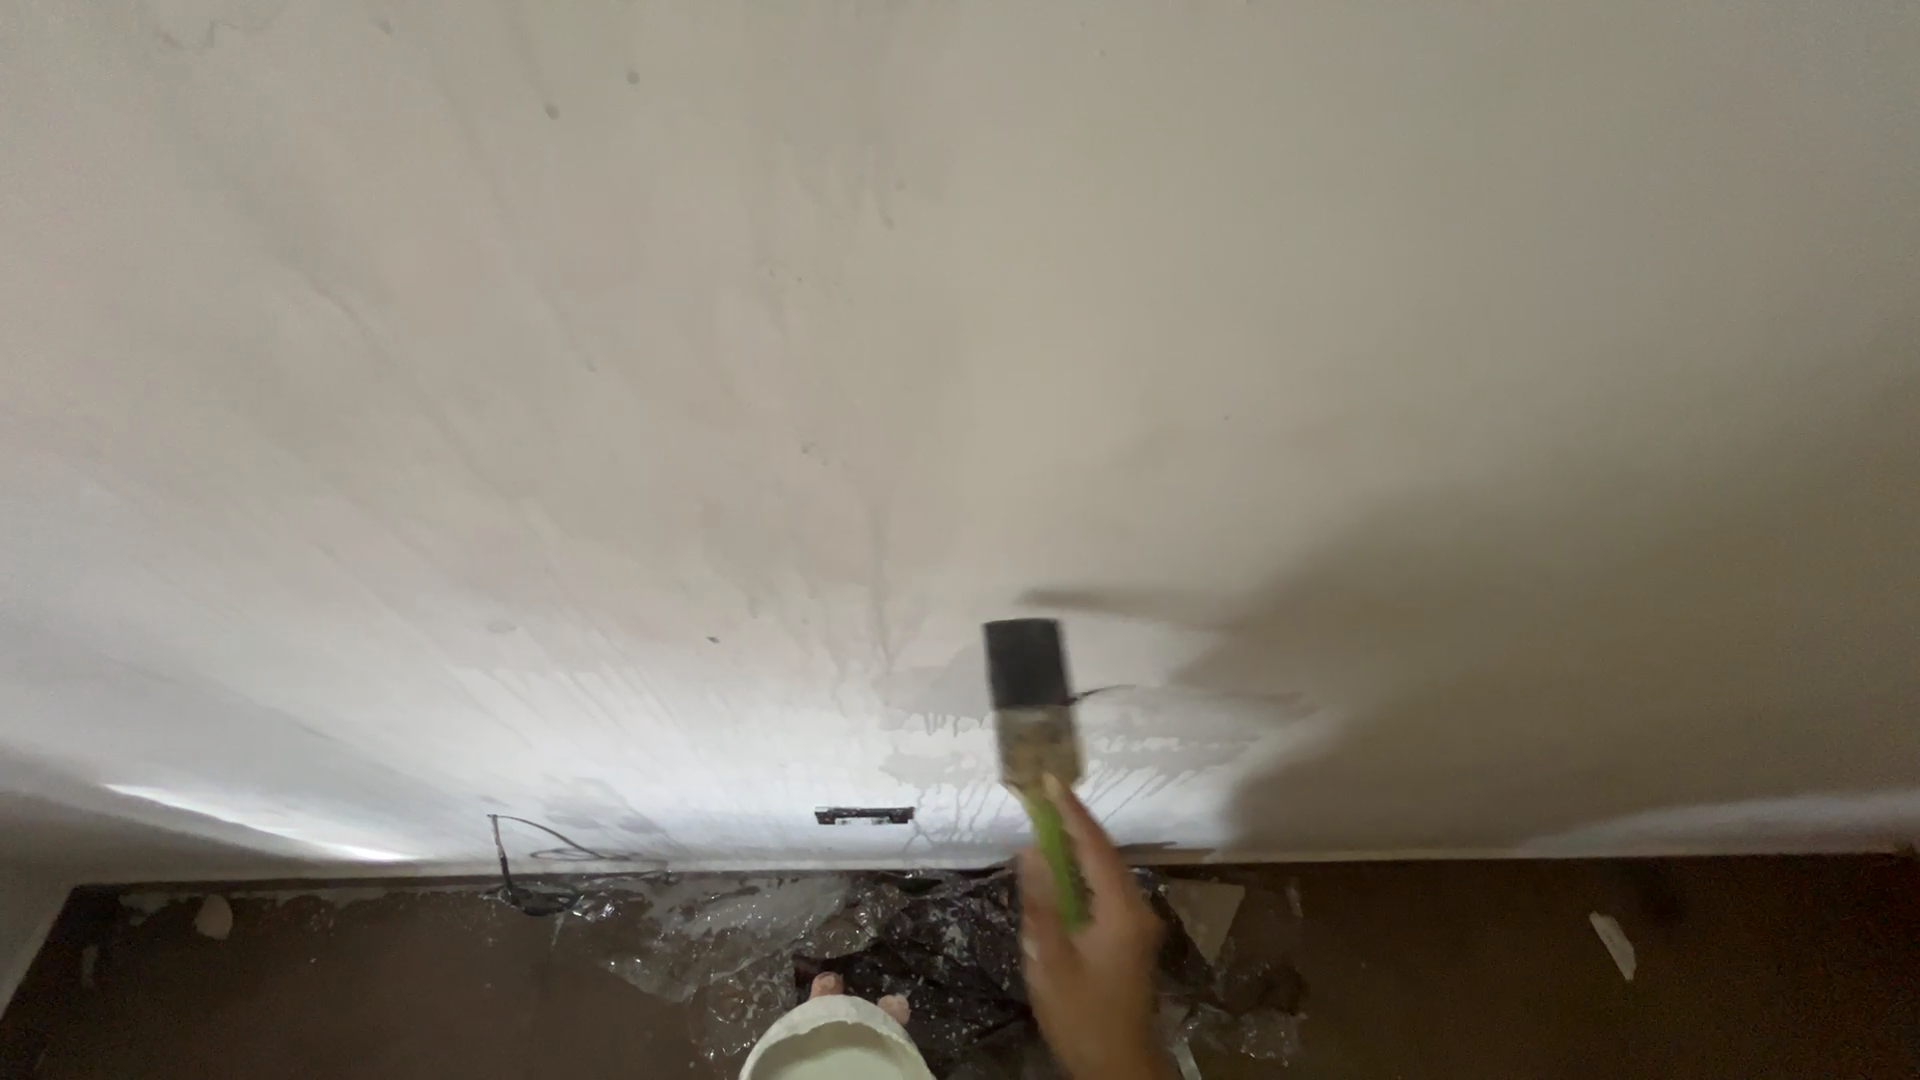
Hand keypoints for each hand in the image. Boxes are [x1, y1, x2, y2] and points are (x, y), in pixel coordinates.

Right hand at [1018, 774, 1173, 1079]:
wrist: (1118, 1067)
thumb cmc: (1081, 1015)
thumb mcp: (1050, 959)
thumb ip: (1041, 901)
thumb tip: (1031, 849)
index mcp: (1121, 910)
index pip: (1093, 846)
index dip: (1071, 812)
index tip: (1052, 781)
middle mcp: (1136, 908)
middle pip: (1104, 852)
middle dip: (1075, 821)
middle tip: (1046, 793)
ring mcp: (1137, 922)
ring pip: (1107, 868)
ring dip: (1080, 843)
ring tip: (1050, 818)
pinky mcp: (1131, 934)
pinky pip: (1106, 886)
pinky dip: (1085, 868)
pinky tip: (1065, 865)